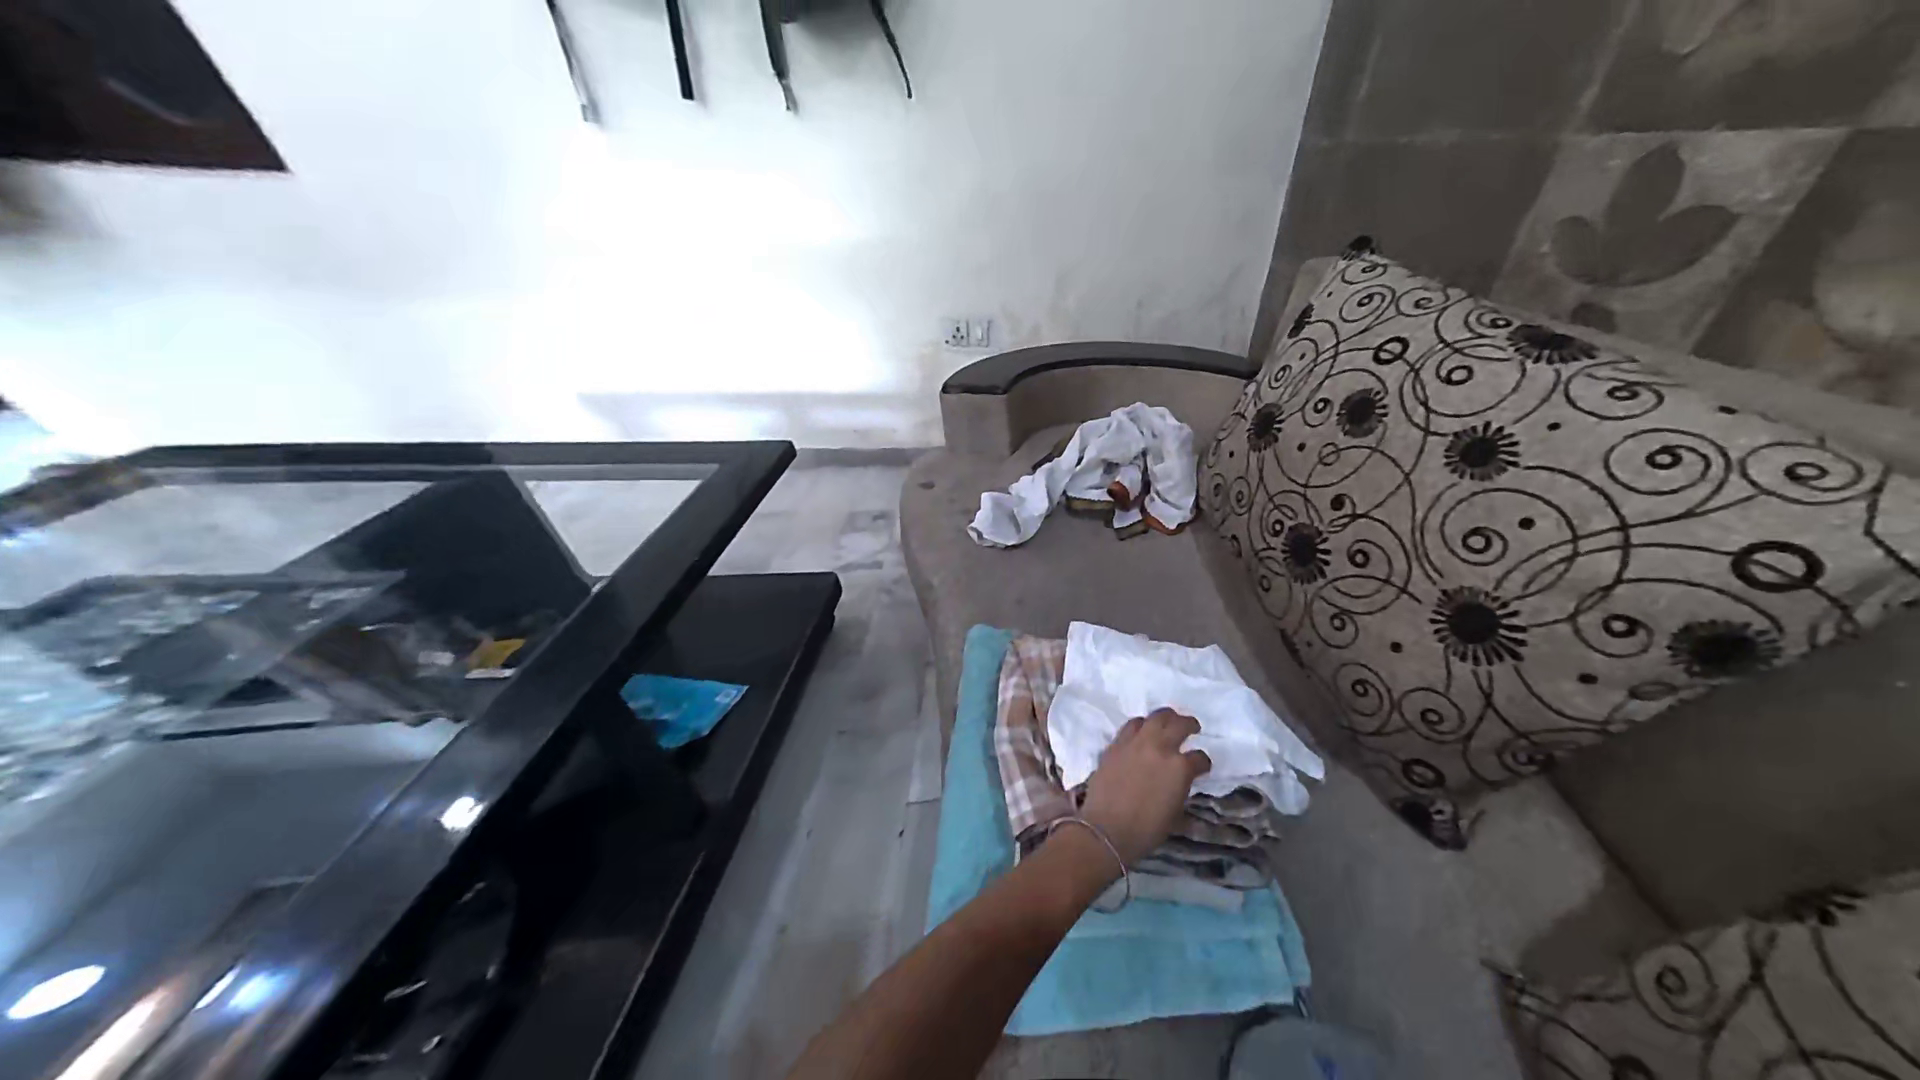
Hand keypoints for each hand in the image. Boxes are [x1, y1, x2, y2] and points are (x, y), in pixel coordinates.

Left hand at [1078, 708, 1210, 864]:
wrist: (1108, 828)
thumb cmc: (1147, 829)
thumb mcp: (1176, 812)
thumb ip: (1181, 788)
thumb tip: (1181, 781)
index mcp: (1180, 768)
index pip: (1199, 757)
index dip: (1203, 762)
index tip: (1202, 765)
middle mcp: (1159, 747)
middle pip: (1179, 724)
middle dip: (1189, 724)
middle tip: (1192, 727)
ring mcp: (1136, 743)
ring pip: (1154, 717)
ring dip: (1165, 718)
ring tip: (1167, 722)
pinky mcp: (1116, 744)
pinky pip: (1131, 725)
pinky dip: (1141, 725)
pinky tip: (1142, 731)